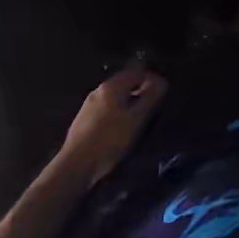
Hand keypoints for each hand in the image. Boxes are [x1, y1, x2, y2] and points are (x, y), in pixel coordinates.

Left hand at [58, 65, 167, 182]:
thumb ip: (150, 97)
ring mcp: (89, 105)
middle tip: (153, 103)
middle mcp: (98, 90)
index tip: (163, 91)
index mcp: (111, 87)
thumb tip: (161, 81)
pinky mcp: (84, 119)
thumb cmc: (110, 140)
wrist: (76, 165)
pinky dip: (118, 109)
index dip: (152, 78)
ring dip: (129, 100)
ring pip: (114, 95)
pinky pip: (106, 107)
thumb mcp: (136, 119)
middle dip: (140, 88)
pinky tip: (121, 125)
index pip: (136, 72)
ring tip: (140, 115)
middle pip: (124, 82)